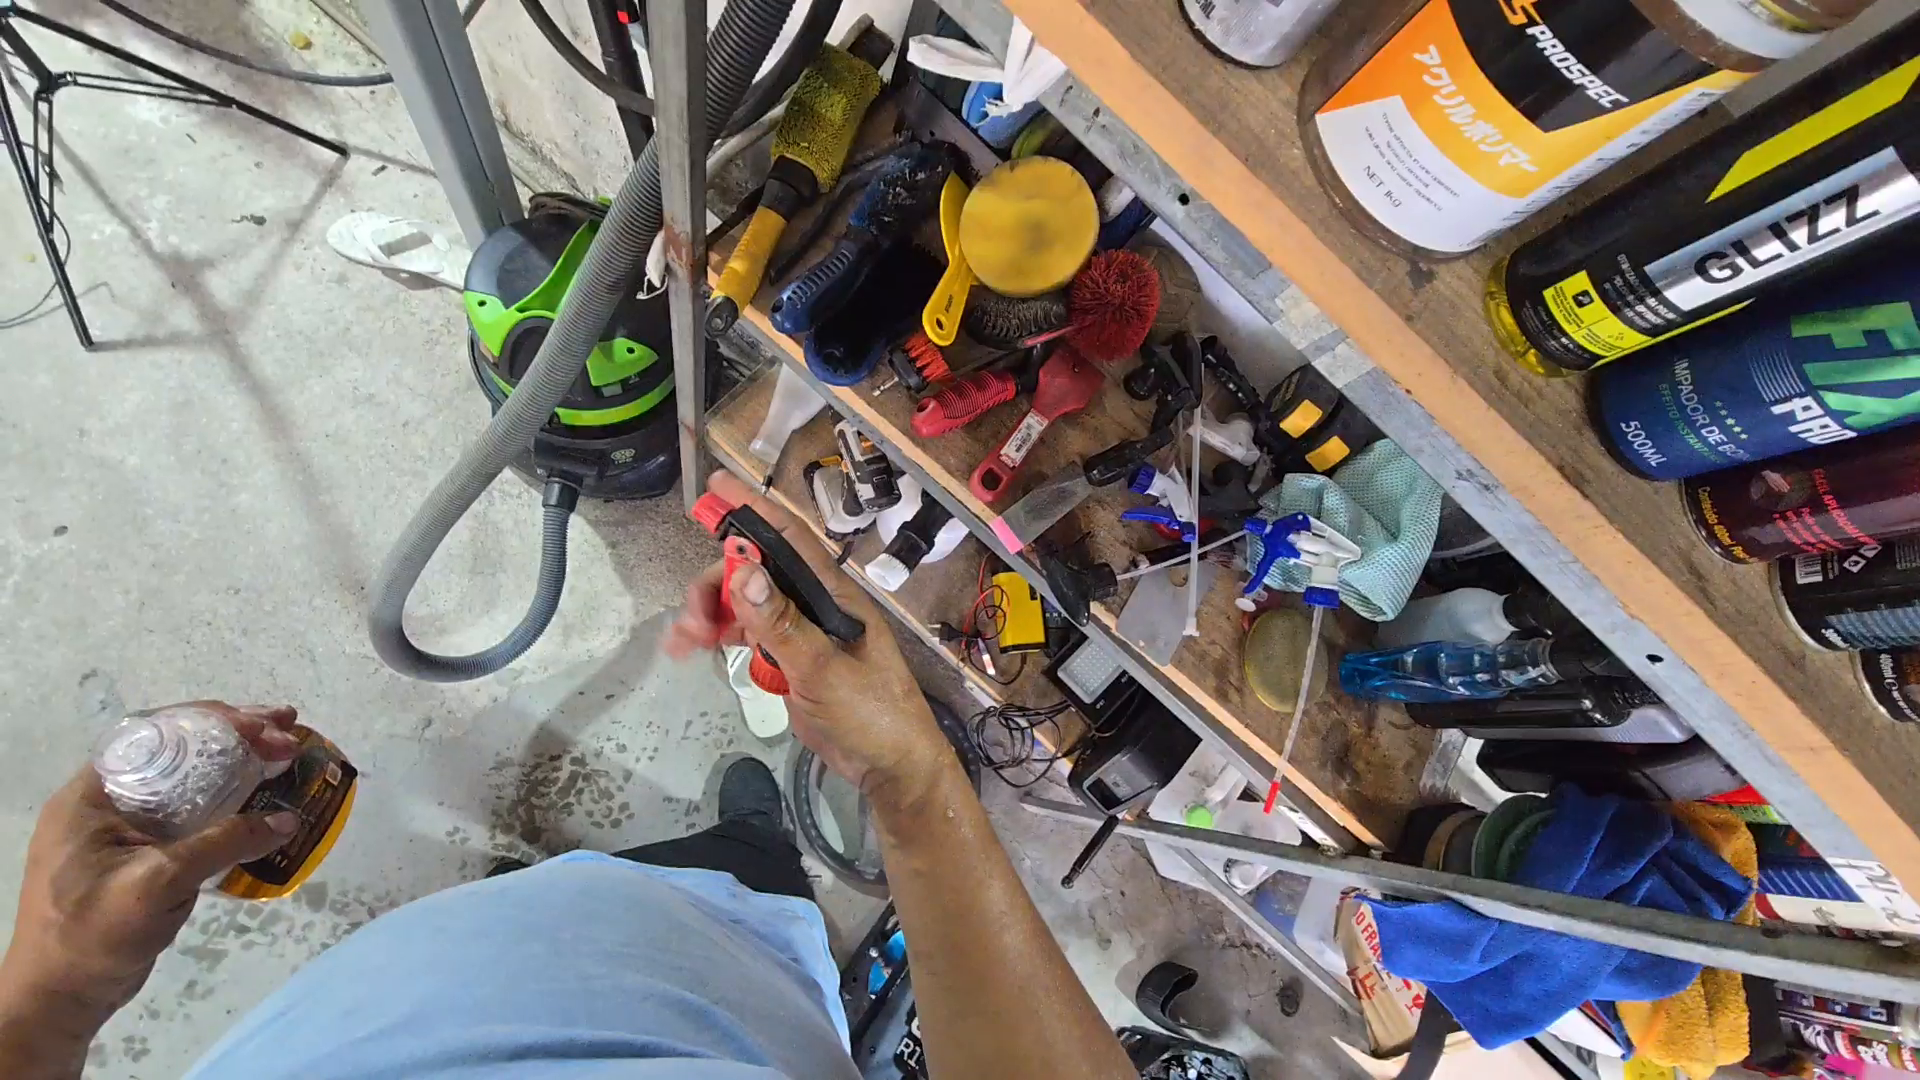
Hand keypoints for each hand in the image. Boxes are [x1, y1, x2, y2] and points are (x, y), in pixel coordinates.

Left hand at [0, 703, 303, 1014]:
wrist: (62, 995)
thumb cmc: (92, 935)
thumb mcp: (159, 882)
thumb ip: (224, 843)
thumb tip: (288, 819)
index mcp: (92, 799)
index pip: (157, 734)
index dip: (214, 721)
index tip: (263, 728)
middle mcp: (110, 801)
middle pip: (181, 746)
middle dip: (239, 734)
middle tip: (288, 732)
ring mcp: (131, 824)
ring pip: (195, 771)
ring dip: (244, 758)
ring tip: (288, 751)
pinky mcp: (153, 845)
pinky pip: (202, 802)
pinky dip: (240, 789)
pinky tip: (270, 790)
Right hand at [667, 471, 958, 809]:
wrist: (890, 766)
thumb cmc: (871, 712)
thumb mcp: (823, 668)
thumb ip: (781, 623)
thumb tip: (743, 569)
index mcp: (832, 595)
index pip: (789, 540)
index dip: (754, 509)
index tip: (716, 484)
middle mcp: (815, 604)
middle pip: (757, 573)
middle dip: (717, 582)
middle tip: (689, 618)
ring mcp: (802, 632)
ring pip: (748, 604)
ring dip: (713, 613)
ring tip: (684, 641)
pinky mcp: (791, 660)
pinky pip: (750, 635)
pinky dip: (723, 636)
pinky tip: (696, 649)